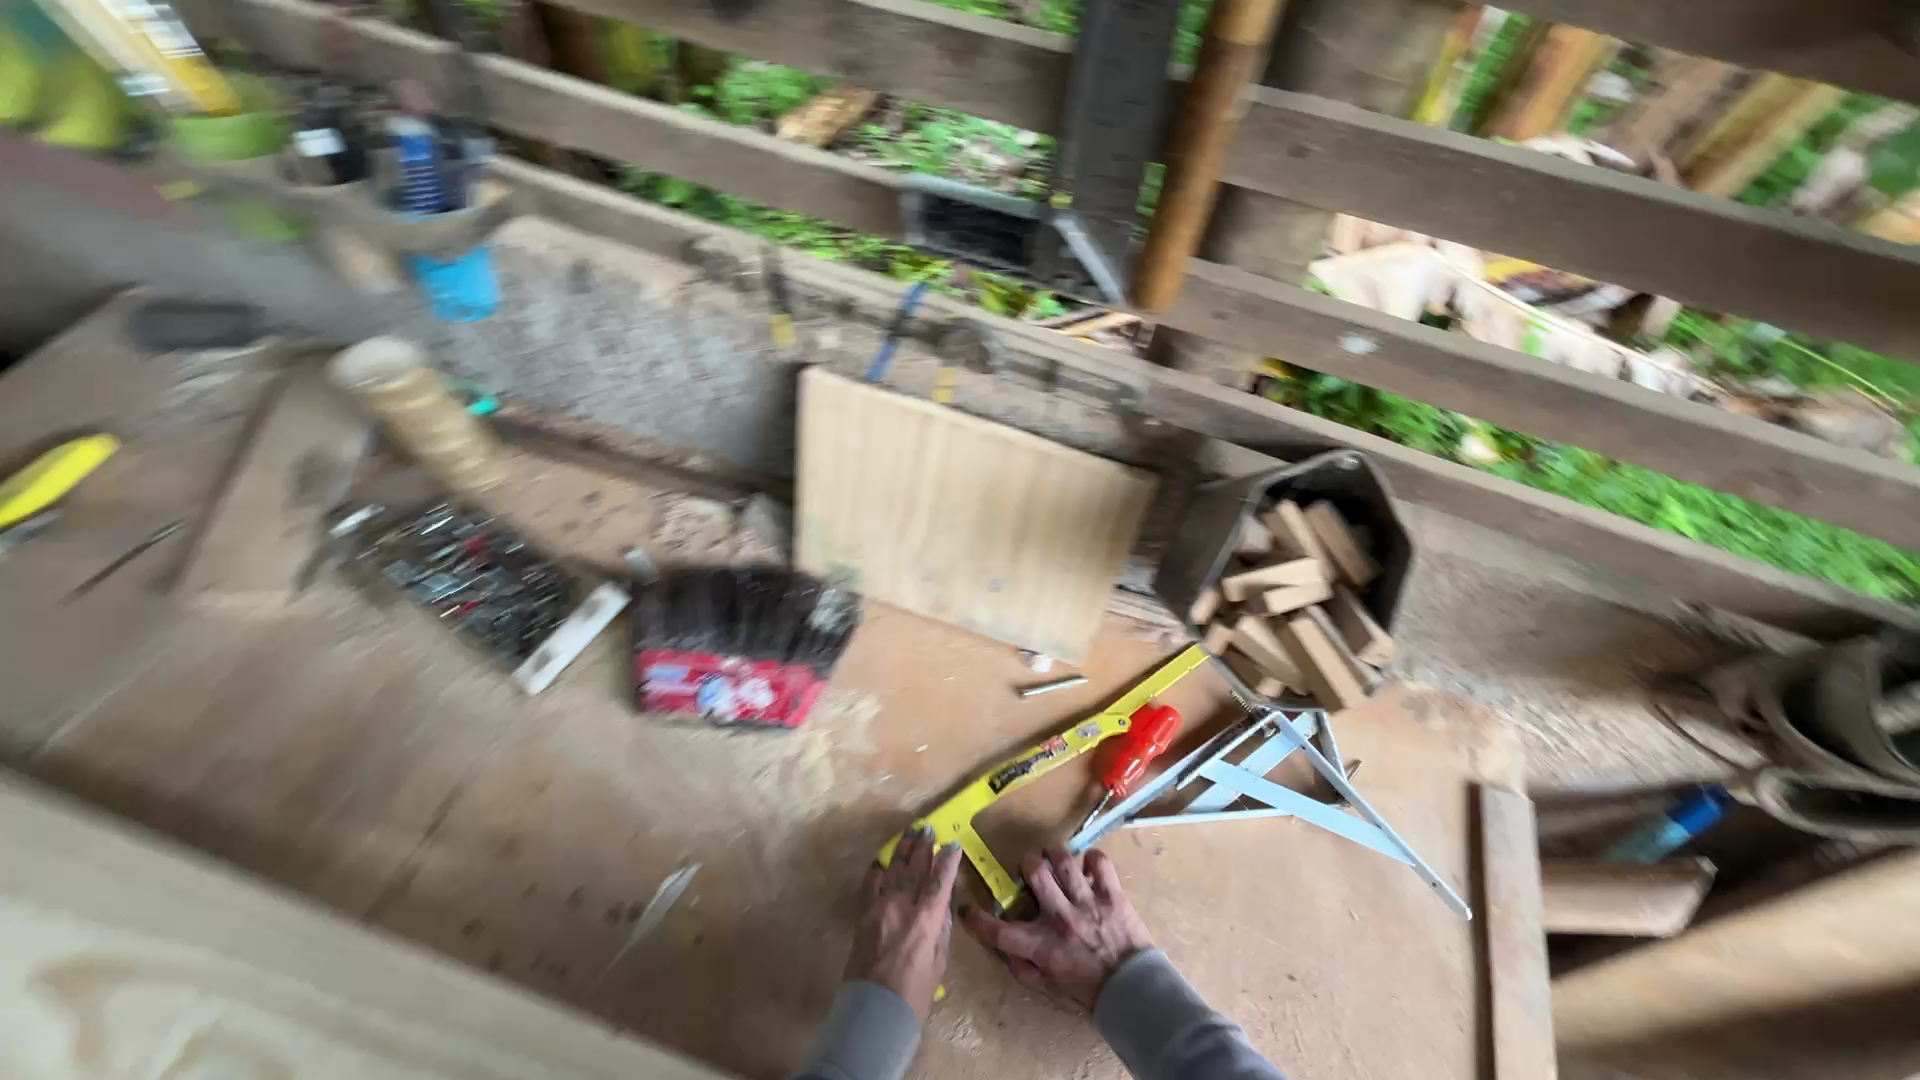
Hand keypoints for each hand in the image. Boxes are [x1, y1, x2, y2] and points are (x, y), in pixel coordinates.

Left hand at [847, 826, 962, 1019]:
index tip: (953, 845)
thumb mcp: (939, 963)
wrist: (873, 1014)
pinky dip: (878, 872)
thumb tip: (942, 908)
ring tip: (909, 834)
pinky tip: (881, 862)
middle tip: (928, 828)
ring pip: (893, 871)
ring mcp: (880, 909)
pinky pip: (871, 887)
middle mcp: (903, 907)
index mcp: (927, 920)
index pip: (940, 880)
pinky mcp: (863, 917)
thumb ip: (941, 931)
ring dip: (902, 851)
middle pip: (915, 868)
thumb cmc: (914, 996)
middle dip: (923, 847)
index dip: (948, 860)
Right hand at [960, 847, 1152, 1010]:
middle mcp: (1061, 918)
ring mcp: (1088, 903)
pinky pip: (1099, 862)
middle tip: (1031, 871)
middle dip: (1028, 864)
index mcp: (1043, 945)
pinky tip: (1088, 868)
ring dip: (1055, 855)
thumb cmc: (1090, 990)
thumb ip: (1025, 970)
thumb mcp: (1051, 987)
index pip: (1000, 931)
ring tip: (1055, 860)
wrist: (1134, 992)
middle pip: (1035, 871)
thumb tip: (1006, 951)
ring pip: (1063, 860)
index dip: (977, 919)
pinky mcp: (1112, 895)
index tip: (968, 909)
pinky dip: (1092, 860)